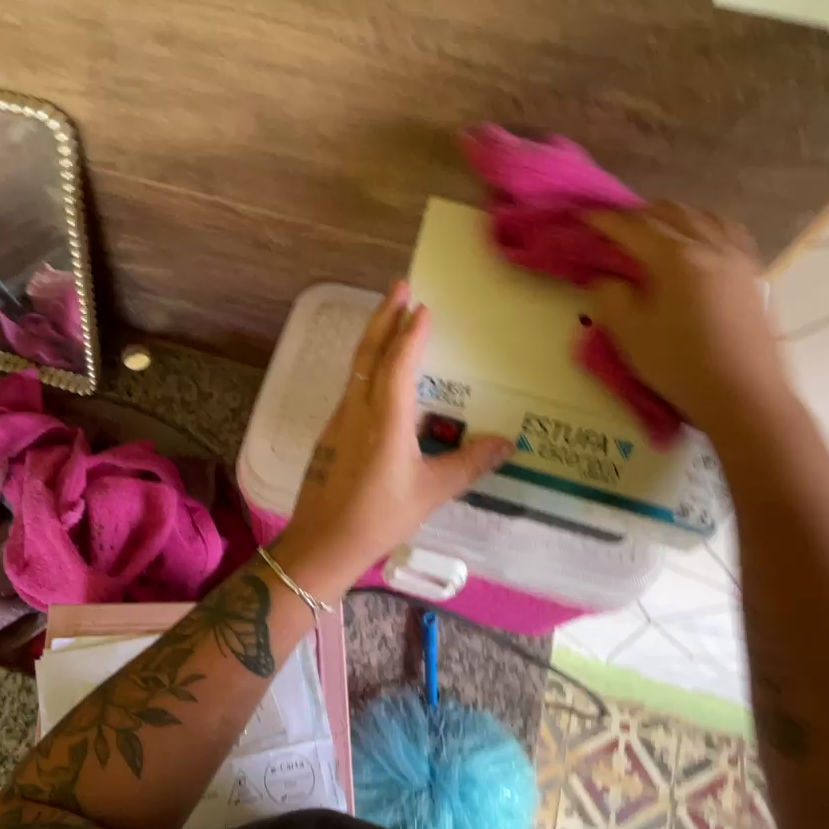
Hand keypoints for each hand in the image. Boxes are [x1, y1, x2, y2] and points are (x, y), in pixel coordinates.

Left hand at [270, 282, 513, 600]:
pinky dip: (367, 369)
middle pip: (369, 353)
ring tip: (392, 320)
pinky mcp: (330, 436)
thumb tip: (505, 444)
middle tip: (400, 286)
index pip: (398, 363)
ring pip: (357, 369)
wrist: (322, 542)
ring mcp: (339, 422)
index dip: (410, 333)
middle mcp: (358, 410)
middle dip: (384, 317)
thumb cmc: (379, 516)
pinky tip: (378, 377)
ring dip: (374, 340)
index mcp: (385, 418)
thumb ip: (467, 464)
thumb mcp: (430, 492)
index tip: (422, 306)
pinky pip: (352, 389)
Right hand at [585, 204, 792, 432]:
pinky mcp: (753, 274)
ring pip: (703, 216)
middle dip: (639, 215)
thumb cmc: (681, 366)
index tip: (584, 217)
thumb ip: (611, 298)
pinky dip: (704, 227)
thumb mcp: (631, 335)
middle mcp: (711, 247)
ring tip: (654, 231)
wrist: (744, 395)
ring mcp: (738, 257)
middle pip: (671, 213)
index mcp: (677, 258)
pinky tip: (698, 242)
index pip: (634, 228)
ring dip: (673, 217)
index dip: (606, 221)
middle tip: (614, 229)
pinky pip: (727, 232)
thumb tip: (606, 278)